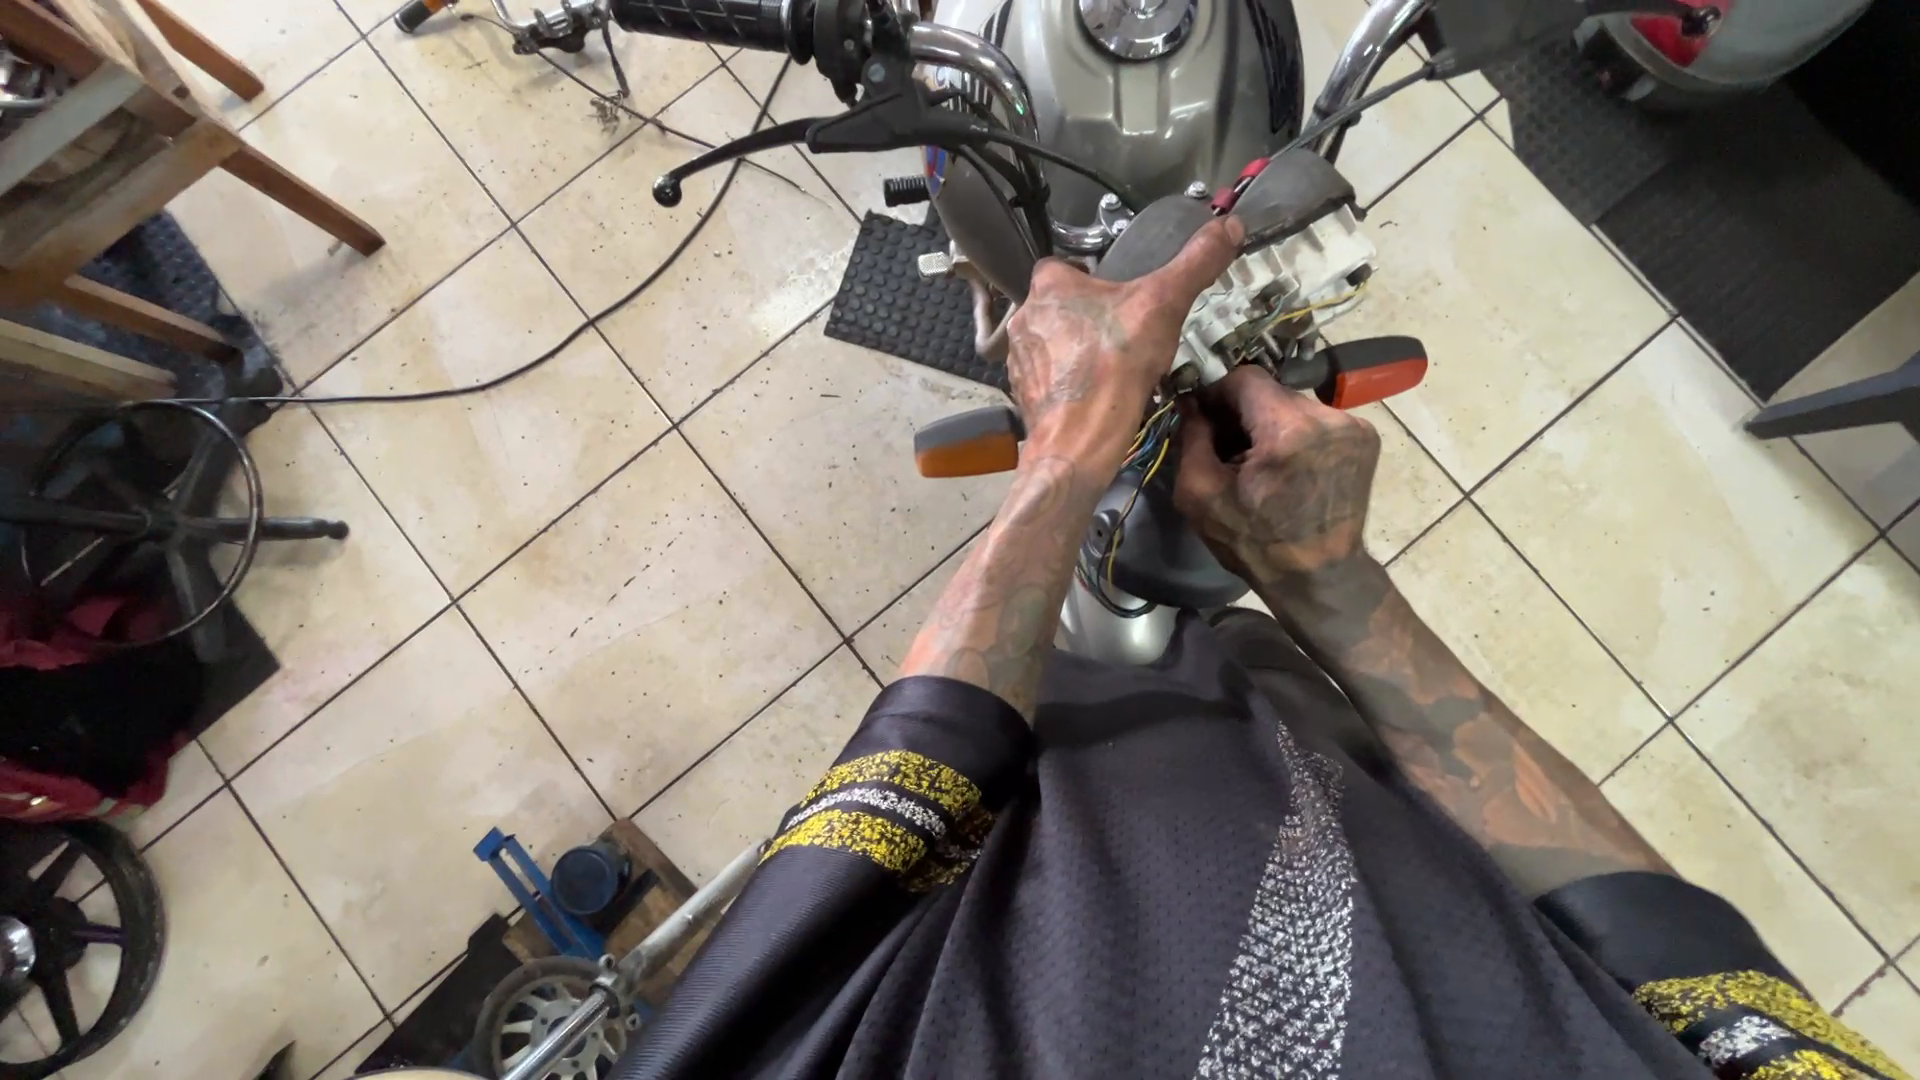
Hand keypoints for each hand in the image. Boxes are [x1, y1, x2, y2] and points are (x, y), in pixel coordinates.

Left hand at [1004, 216, 1243, 468]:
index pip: (1061, 265)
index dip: (1087, 275)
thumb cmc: (1114, 364)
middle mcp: (1024, 319)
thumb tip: (1230, 224)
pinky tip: (1093, 393)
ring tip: (1108, 363)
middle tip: (1118, 330)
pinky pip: (1046, 378)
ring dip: (1073, 349)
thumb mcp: (1164, 304)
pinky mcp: (1022, 394)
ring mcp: (1019, 359)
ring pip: (1050, 343)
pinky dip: (1066, 382)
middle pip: (1057, 306)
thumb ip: (1196, 263)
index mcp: (1048, 286)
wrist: (1079, 438)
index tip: (1113, 291)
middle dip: (1084, 315)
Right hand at [1172, 365, 1381, 592]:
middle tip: (1222, 443)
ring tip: (1254, 460)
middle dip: (1241, 411)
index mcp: (1288, 431)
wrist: (1318, 576)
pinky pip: (1316, 420)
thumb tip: (1189, 402)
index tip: (1201, 413)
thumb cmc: (1253, 542)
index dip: (1216, 391)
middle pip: (1270, 392)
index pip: (1245, 378)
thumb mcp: (1200, 493)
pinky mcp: (1365, 438)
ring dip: (1268, 423)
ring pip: (1293, 404)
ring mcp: (1353, 426)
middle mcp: (1329, 417)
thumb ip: (1191, 437)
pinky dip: (1293, 434)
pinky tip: (1283, 466)